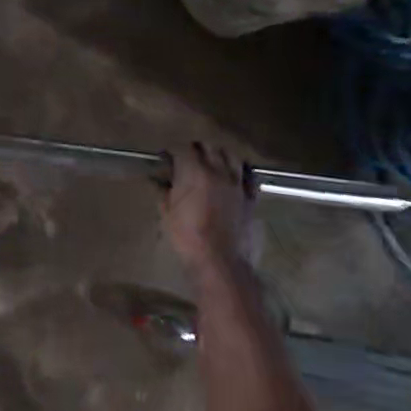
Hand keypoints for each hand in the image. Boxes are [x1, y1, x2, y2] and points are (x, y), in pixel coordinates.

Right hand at [161, 143, 253, 287]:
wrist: (221, 262)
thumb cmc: (187, 237)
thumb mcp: (167, 212)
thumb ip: (163, 191)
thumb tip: (158, 180)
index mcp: (193, 172)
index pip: (182, 149)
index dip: (172, 152)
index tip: (165, 158)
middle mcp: (217, 171)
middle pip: (207, 147)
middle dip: (195, 149)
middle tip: (186, 158)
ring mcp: (237, 184)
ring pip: (231, 156)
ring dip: (219, 155)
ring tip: (212, 163)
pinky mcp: (252, 198)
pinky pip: (249, 176)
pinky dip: (241, 172)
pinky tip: (236, 177)